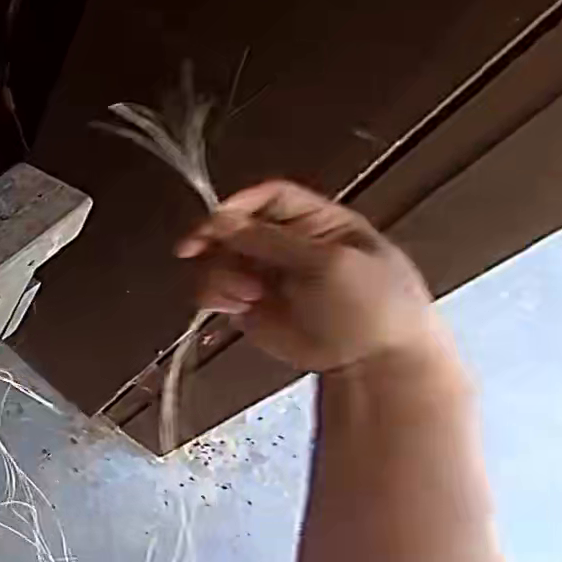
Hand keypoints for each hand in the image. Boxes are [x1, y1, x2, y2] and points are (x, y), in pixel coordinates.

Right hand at [176, 180, 439, 372]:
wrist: (370, 362)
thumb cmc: (368, 304)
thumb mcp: (328, 263)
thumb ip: (270, 240)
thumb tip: (220, 219)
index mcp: (314, 223)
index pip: (269, 198)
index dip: (238, 205)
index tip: (212, 221)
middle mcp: (283, 245)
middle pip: (233, 227)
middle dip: (213, 239)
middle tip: (190, 250)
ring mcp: (263, 276)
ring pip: (218, 259)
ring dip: (219, 274)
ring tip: (245, 296)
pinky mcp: (246, 305)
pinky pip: (215, 290)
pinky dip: (215, 296)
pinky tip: (235, 306)